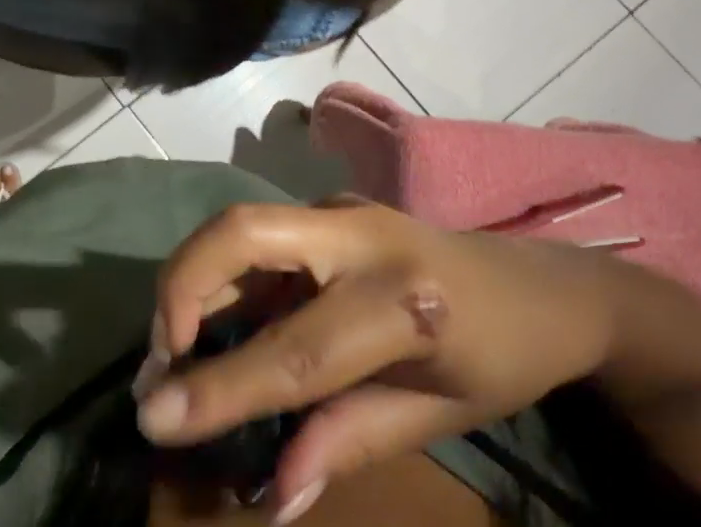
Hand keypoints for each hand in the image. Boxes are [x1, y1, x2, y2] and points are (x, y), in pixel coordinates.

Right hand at [137, 198, 618, 518]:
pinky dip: (216, 277)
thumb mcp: (432, 418)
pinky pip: (251, 238)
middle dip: (181, 289)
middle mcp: (365, 237)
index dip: (222, 389)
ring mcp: (341, 210)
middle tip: (159, 362)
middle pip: (243, 235)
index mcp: (408, 303)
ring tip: (171, 352)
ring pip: (236, 227)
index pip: (297, 351)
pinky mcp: (324, 206)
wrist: (546, 287)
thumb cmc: (498, 362)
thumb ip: (345, 443)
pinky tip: (210, 324)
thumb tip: (271, 493)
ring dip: (188, 283)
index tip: (154, 419)